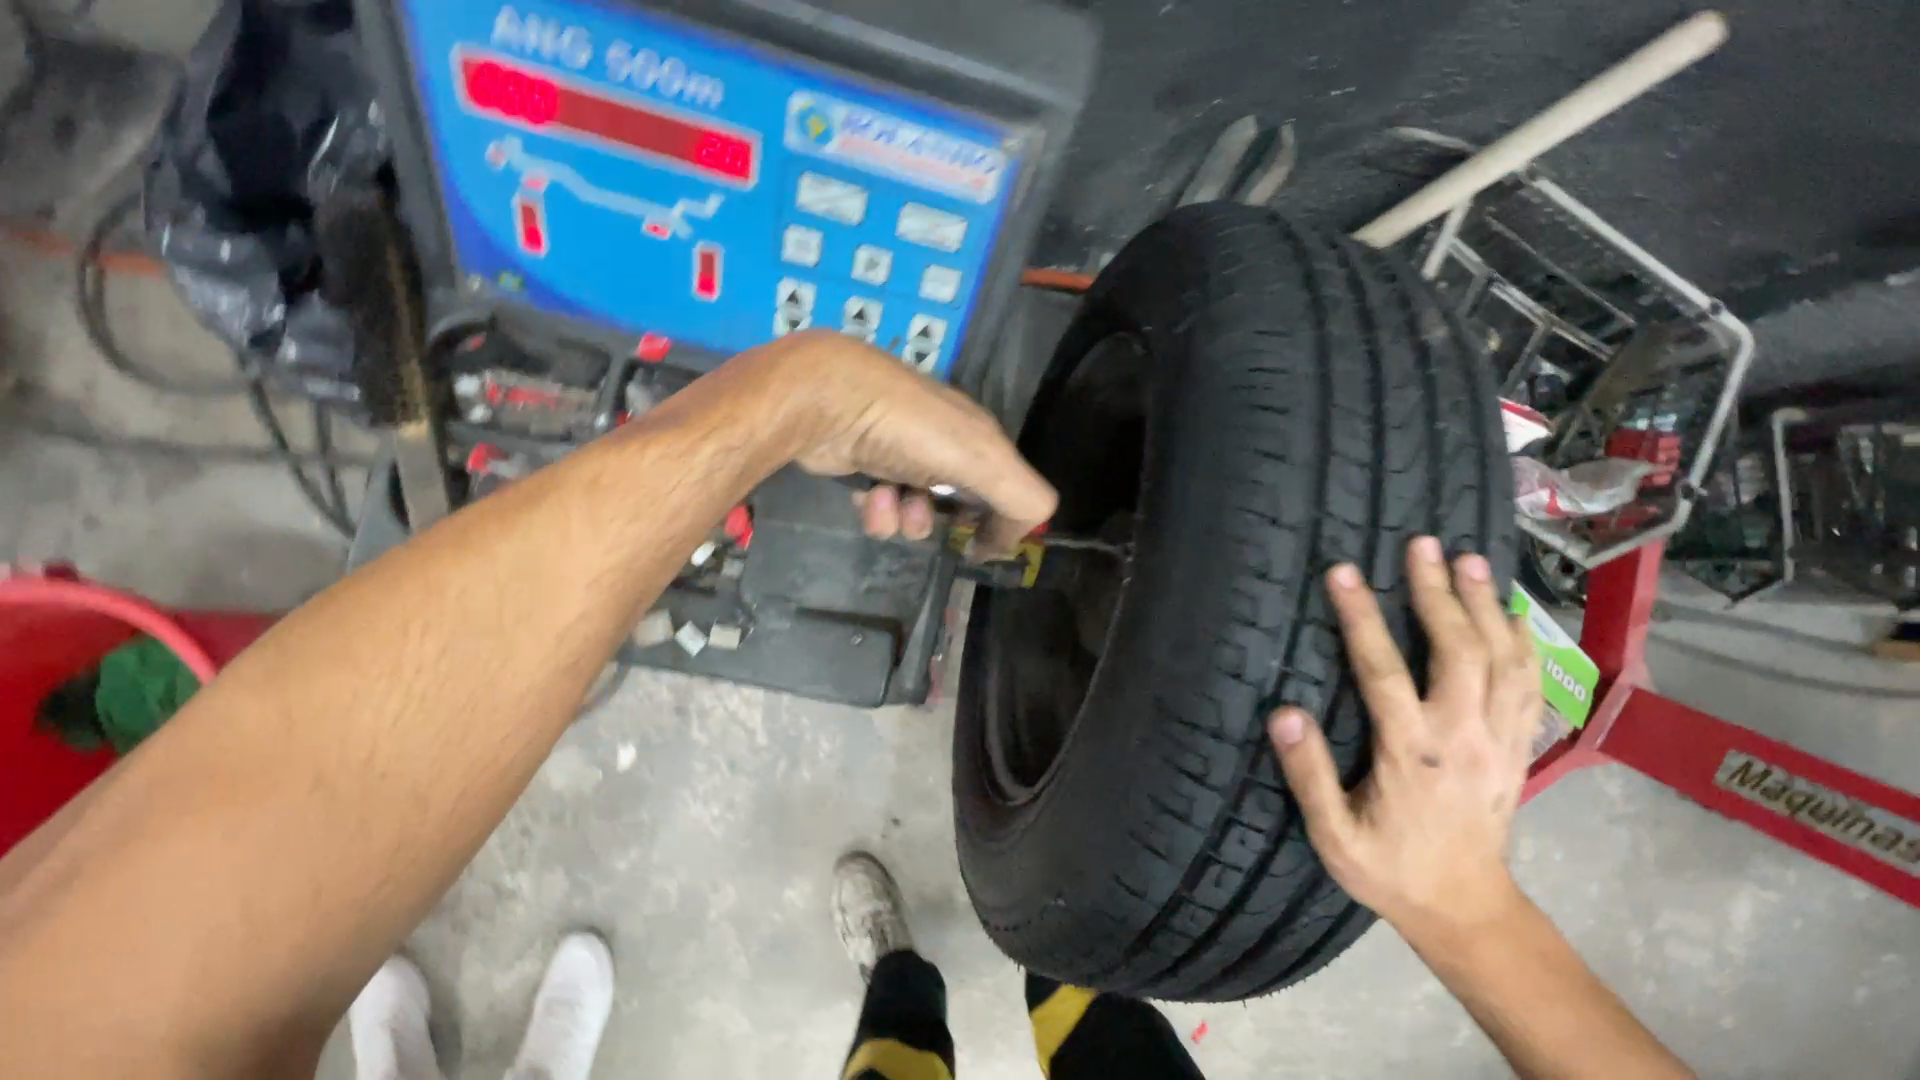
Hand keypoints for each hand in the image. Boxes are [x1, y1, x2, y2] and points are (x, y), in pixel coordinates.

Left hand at [764, 331, 1056, 556]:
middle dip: (944, 519)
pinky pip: (880, 509)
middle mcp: (943, 443)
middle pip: (959, 506)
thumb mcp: (986, 460)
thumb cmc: (912, 428)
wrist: (828, 402)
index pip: (1005, 488)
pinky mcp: (863, 467)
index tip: (981, 544)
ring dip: (905, 519)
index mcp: (978, 436)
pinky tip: (866, 494)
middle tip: (928, 512)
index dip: (997, 519)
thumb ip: (1022, 500)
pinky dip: (876, 510)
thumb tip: (1007, 545)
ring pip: (916, 514)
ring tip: (890, 499)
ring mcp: (900, 455)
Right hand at [1267, 537, 1542, 933]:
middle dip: (1439, 593)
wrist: (1466, 907)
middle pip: (1459, 651)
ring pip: (1503, 660)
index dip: (1362, 618)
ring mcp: (1500, 740)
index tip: (1345, 572)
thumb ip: (1308, 775)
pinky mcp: (1519, 747)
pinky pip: (1530, 684)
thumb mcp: (1333, 836)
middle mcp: (1464, 737)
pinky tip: (1512, 612)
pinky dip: (1524, 642)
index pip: (1384, 673)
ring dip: (1486, 605)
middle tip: (1421, 545)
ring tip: (1470, 559)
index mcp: (1413, 756)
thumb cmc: (1390, 869)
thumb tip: (1283, 713)